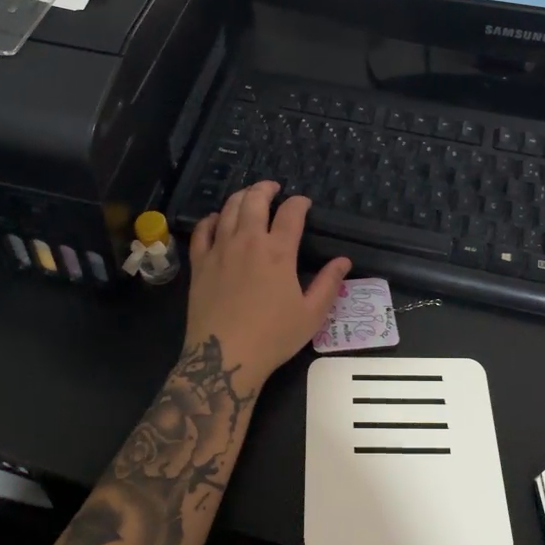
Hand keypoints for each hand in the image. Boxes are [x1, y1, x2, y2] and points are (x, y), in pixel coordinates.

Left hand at [183, 181, 352, 392]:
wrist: (224, 356)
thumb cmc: (273, 336)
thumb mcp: (311, 315)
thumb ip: (329, 284)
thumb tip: (344, 261)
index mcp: (279, 251)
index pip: (291, 212)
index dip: (299, 202)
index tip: (304, 203)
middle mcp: (248, 241)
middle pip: (255, 200)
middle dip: (266, 188)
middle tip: (274, 188)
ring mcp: (220, 249)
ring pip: (229, 208)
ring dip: (241, 196)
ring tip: (249, 196)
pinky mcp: (200, 262)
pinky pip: (203, 229)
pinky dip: (212, 218)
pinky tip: (218, 219)